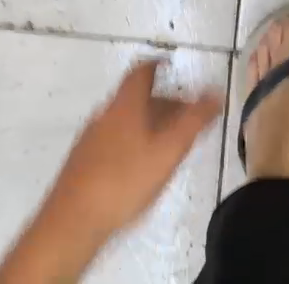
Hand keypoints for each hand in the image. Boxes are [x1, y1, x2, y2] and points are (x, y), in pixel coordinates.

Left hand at [37, 60, 224, 241]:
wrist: (71, 224)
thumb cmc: (125, 181)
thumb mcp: (169, 151)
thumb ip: (195, 120)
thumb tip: (216, 92)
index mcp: (126, 105)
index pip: (141, 72)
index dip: (157, 65)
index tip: (170, 65)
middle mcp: (105, 114)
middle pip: (134, 97)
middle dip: (160, 101)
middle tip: (182, 116)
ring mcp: (90, 139)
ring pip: (123, 120)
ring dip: (146, 124)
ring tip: (167, 144)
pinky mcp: (81, 164)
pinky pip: (112, 141)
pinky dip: (131, 142)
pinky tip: (139, 169)